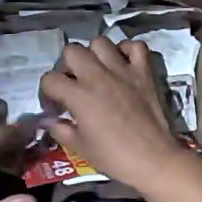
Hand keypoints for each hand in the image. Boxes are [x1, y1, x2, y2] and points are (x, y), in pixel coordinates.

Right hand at [38, 38, 190, 190]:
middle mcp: (98, 76)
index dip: (47, 92)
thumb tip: (48, 120)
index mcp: (79, 96)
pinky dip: (128, 50)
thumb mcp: (80, 147)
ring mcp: (123, 70)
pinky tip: (123, 64)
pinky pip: (135, 46)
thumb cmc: (114, 157)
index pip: (50, 79)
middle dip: (67, 65)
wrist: (154, 159)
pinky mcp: (144, 71)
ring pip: (100, 42)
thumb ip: (60, 129)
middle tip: (74, 83)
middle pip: (72, 51)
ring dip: (95, 54)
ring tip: (98, 70)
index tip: (55, 105)